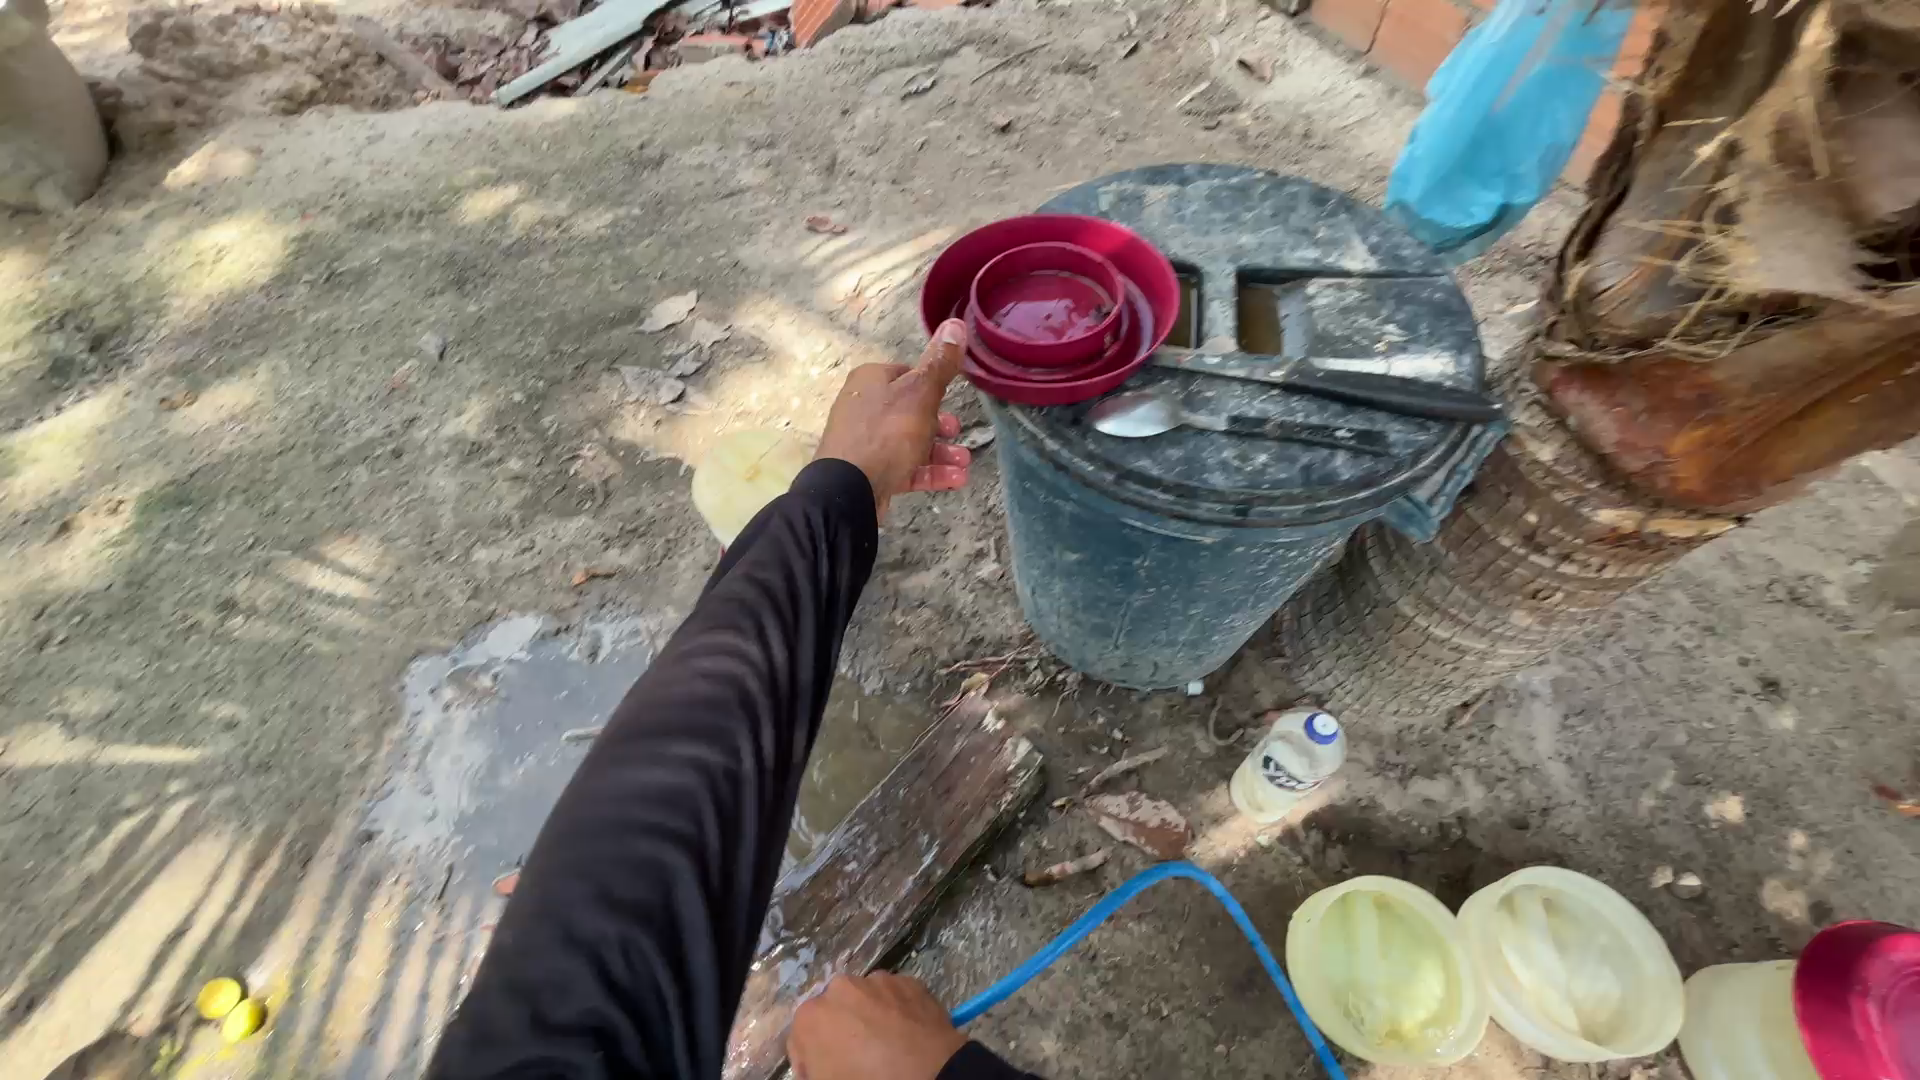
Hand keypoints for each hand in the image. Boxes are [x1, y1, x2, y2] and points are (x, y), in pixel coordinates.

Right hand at [787, 973, 968, 1079]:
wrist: (930, 1077)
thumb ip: (816, 1069)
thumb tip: (827, 1063)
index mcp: (811, 1016)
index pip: (801, 1039)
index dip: (812, 1062)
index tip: (828, 1075)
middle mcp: (840, 987)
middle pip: (834, 1012)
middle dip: (841, 1033)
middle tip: (857, 1063)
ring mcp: (878, 979)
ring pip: (866, 1000)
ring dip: (870, 1019)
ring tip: (887, 1050)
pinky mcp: (909, 981)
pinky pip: (895, 997)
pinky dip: (897, 1012)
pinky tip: (907, 1038)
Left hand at [815, 319, 971, 516]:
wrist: (850, 488)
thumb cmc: (887, 432)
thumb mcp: (920, 393)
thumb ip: (940, 364)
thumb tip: (955, 323)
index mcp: (871, 380)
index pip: (907, 375)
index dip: (931, 386)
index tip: (950, 398)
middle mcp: (865, 408)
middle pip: (911, 411)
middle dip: (941, 425)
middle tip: (957, 432)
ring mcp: (866, 443)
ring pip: (911, 443)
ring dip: (942, 452)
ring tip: (964, 463)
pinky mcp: (870, 472)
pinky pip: (906, 468)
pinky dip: (930, 472)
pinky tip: (956, 479)